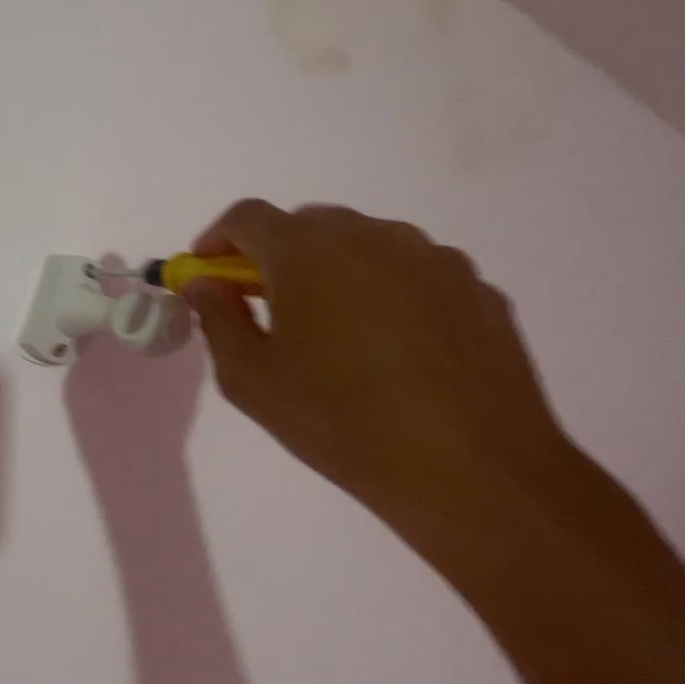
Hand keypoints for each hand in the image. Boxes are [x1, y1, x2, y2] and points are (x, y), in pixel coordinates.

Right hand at [182, 200, 580, 567]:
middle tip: (261, 308)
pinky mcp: (478, 290)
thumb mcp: (248, 378)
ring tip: (327, 333)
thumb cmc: (337, 418)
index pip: (247, 217)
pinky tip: (385, 350)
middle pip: (308, 224)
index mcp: (309, 252)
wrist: (469, 466)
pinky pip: (412, 275)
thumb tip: (206, 284)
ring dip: (331, 271)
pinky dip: (383, 293)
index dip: (216, 241)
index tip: (206, 276)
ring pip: (364, 245)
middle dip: (273, 255)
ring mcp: (435, 260)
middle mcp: (374, 238)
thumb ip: (217, 319)